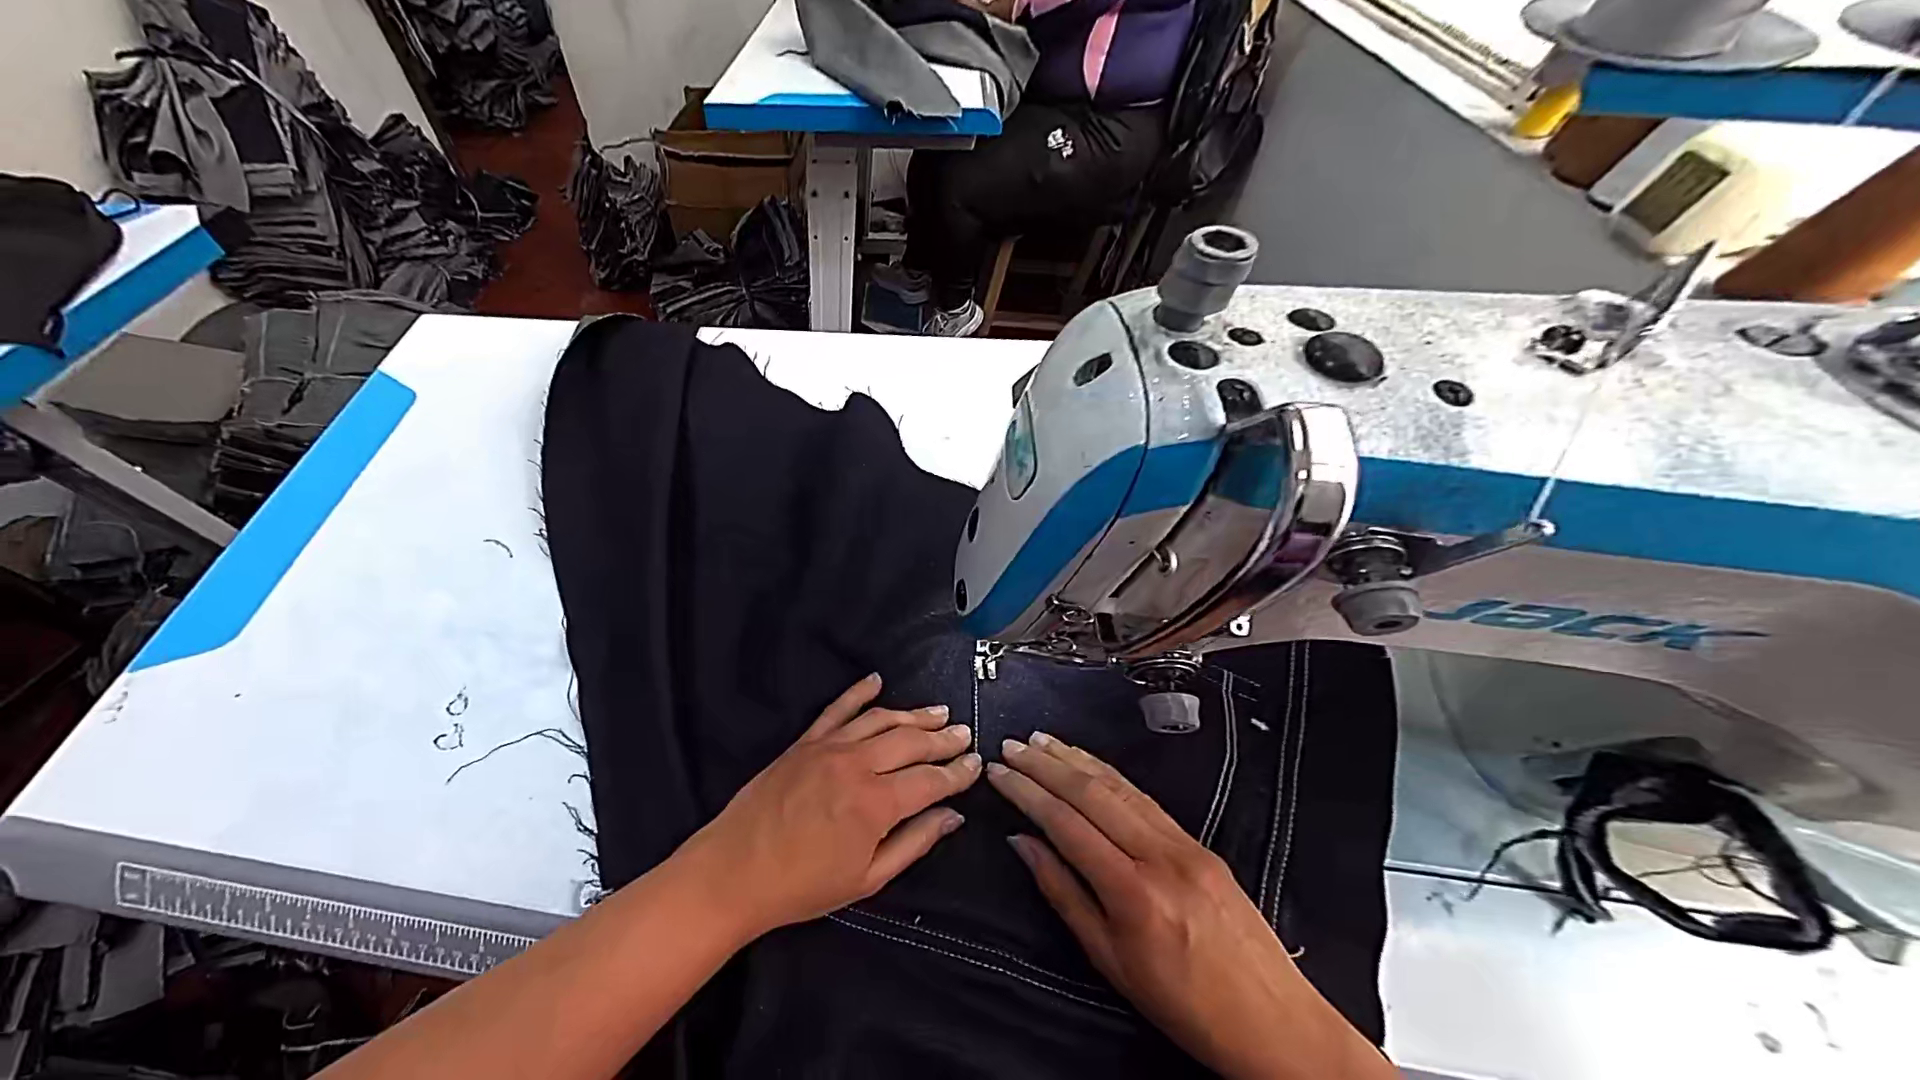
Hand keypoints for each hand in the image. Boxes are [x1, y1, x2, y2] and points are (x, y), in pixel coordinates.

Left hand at [673, 674, 981, 939]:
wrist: (732, 873)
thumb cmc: (801, 887)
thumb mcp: (867, 879)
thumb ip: (915, 842)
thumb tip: (952, 816)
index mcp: (876, 804)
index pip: (931, 779)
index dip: (958, 772)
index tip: (976, 764)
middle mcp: (857, 766)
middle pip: (912, 742)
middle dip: (943, 739)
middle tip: (965, 735)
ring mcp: (829, 748)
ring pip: (882, 720)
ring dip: (914, 714)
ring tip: (938, 713)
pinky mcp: (805, 742)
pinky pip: (838, 709)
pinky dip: (859, 693)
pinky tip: (876, 682)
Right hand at [988, 733, 1394, 1079]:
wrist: (1274, 1022)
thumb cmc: (1184, 1005)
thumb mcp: (1110, 961)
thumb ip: (1063, 894)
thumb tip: (1024, 844)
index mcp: (1133, 892)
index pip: (1066, 822)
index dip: (1026, 792)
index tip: (999, 772)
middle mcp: (1160, 856)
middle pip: (1091, 793)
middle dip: (1045, 764)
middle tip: (1012, 744)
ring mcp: (1184, 844)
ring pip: (1120, 787)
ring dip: (1076, 759)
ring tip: (1043, 741)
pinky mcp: (1200, 843)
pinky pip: (1146, 798)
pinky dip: (1111, 775)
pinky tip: (1091, 764)